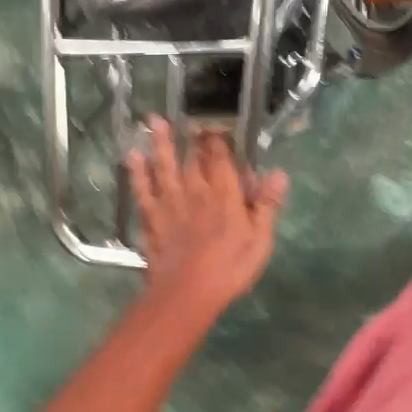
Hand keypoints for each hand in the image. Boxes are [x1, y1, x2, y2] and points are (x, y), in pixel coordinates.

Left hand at [125, 118, 288, 317]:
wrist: (186, 293)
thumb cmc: (229, 268)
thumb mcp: (260, 240)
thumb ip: (267, 204)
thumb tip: (279, 173)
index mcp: (225, 195)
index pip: (222, 159)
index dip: (219, 140)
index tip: (217, 125)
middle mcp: (196, 191)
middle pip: (193, 158)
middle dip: (193, 137)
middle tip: (190, 117)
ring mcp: (170, 203)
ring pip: (165, 166)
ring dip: (161, 143)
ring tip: (155, 121)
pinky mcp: (152, 218)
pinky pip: (143, 189)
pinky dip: (137, 172)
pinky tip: (132, 157)